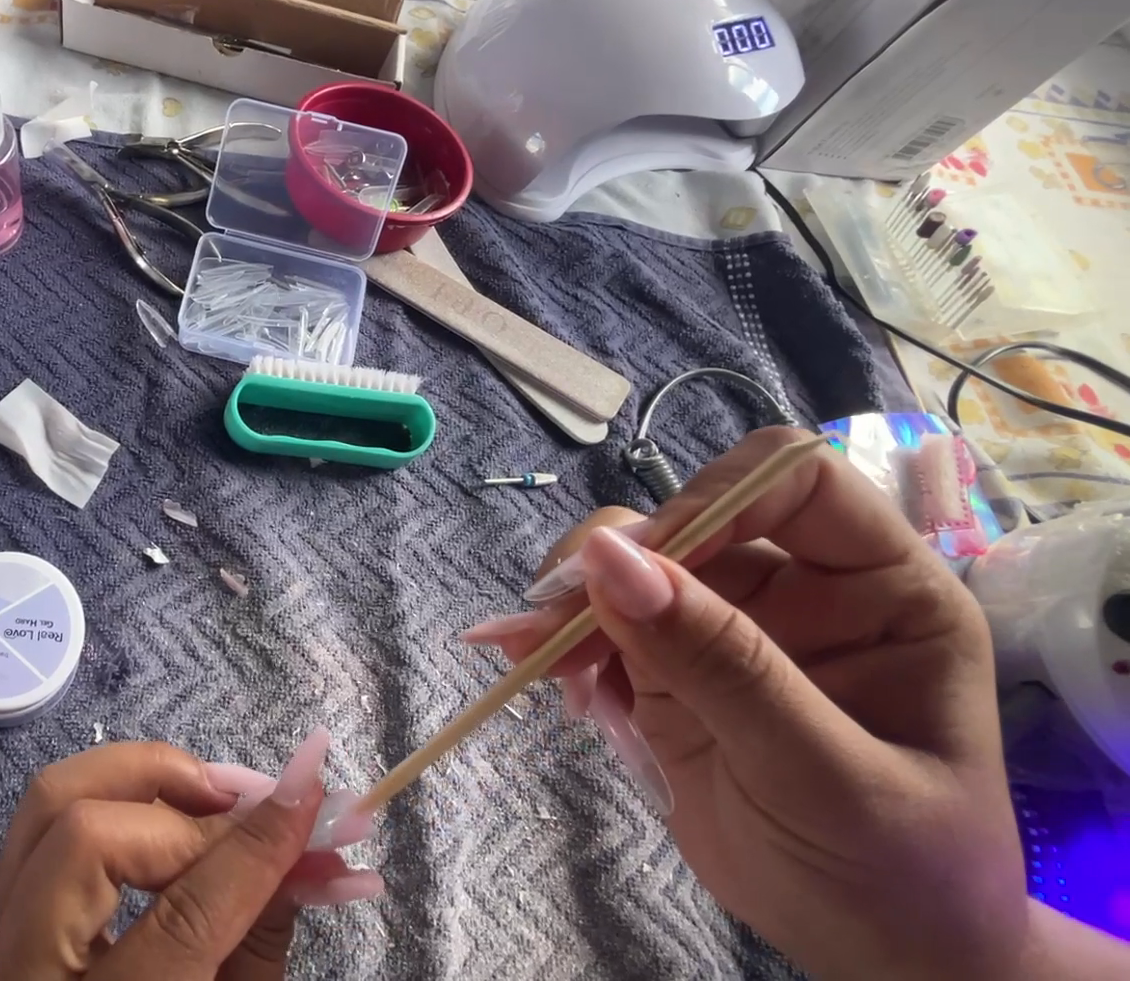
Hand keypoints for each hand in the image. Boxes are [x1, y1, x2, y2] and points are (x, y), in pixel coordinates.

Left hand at [0, 735, 382, 980]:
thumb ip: (258, 942)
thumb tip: (301, 848)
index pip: (183, 916)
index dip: (256, 846)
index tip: (312, 790)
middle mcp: (23, 972)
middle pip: (88, 834)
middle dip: (183, 803)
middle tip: (249, 805)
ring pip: (50, 800)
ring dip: (140, 777)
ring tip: (210, 797)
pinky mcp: (3, 905)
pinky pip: (42, 816)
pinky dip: (110, 790)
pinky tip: (167, 809)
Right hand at [465, 427, 1027, 977]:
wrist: (861, 948)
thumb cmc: (887, 869)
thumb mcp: (818, 773)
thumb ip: (719, 661)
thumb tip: (607, 556)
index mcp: (877, 589)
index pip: (790, 482)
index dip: (710, 501)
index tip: (637, 565)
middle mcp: (795, 587)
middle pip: (683, 518)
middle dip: (610, 562)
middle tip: (552, 624)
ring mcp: (722, 621)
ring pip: (624, 562)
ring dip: (567, 599)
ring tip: (528, 654)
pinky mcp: (666, 659)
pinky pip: (595, 618)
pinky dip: (555, 637)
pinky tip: (531, 666)